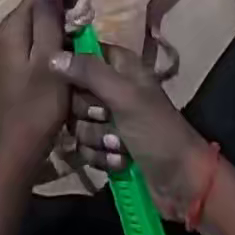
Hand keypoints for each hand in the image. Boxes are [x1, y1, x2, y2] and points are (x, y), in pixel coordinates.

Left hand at [0, 0, 76, 178]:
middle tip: (88, 33)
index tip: (87, 12)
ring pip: (46, 26)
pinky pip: (45, 43)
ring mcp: (17, 49)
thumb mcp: (48, 58)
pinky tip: (75, 60)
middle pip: (43, 8)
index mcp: (14, 26)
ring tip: (85, 46)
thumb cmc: (38, 103)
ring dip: (67, 32)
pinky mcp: (25, 63)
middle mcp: (11, 32)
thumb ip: (48, 20)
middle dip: (67, 15)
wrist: (21, 147)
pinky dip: (61, 46)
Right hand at [50, 42, 210, 218]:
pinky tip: (121, 161)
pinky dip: (101, 157)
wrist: (181, 182)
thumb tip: (52, 56)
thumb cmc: (156, 131)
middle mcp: (113, 88)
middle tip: (107, 118)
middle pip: (74, 93)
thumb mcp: (124, 96)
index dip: (72, 67)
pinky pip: (85, 148)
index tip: (68, 82)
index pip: (83, 52)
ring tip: (120, 145)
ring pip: (77, 124)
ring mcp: (110, 119)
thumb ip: (89, 73)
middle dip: (87, 113)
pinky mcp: (107, 147)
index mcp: (120, 66)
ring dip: (97, 139)